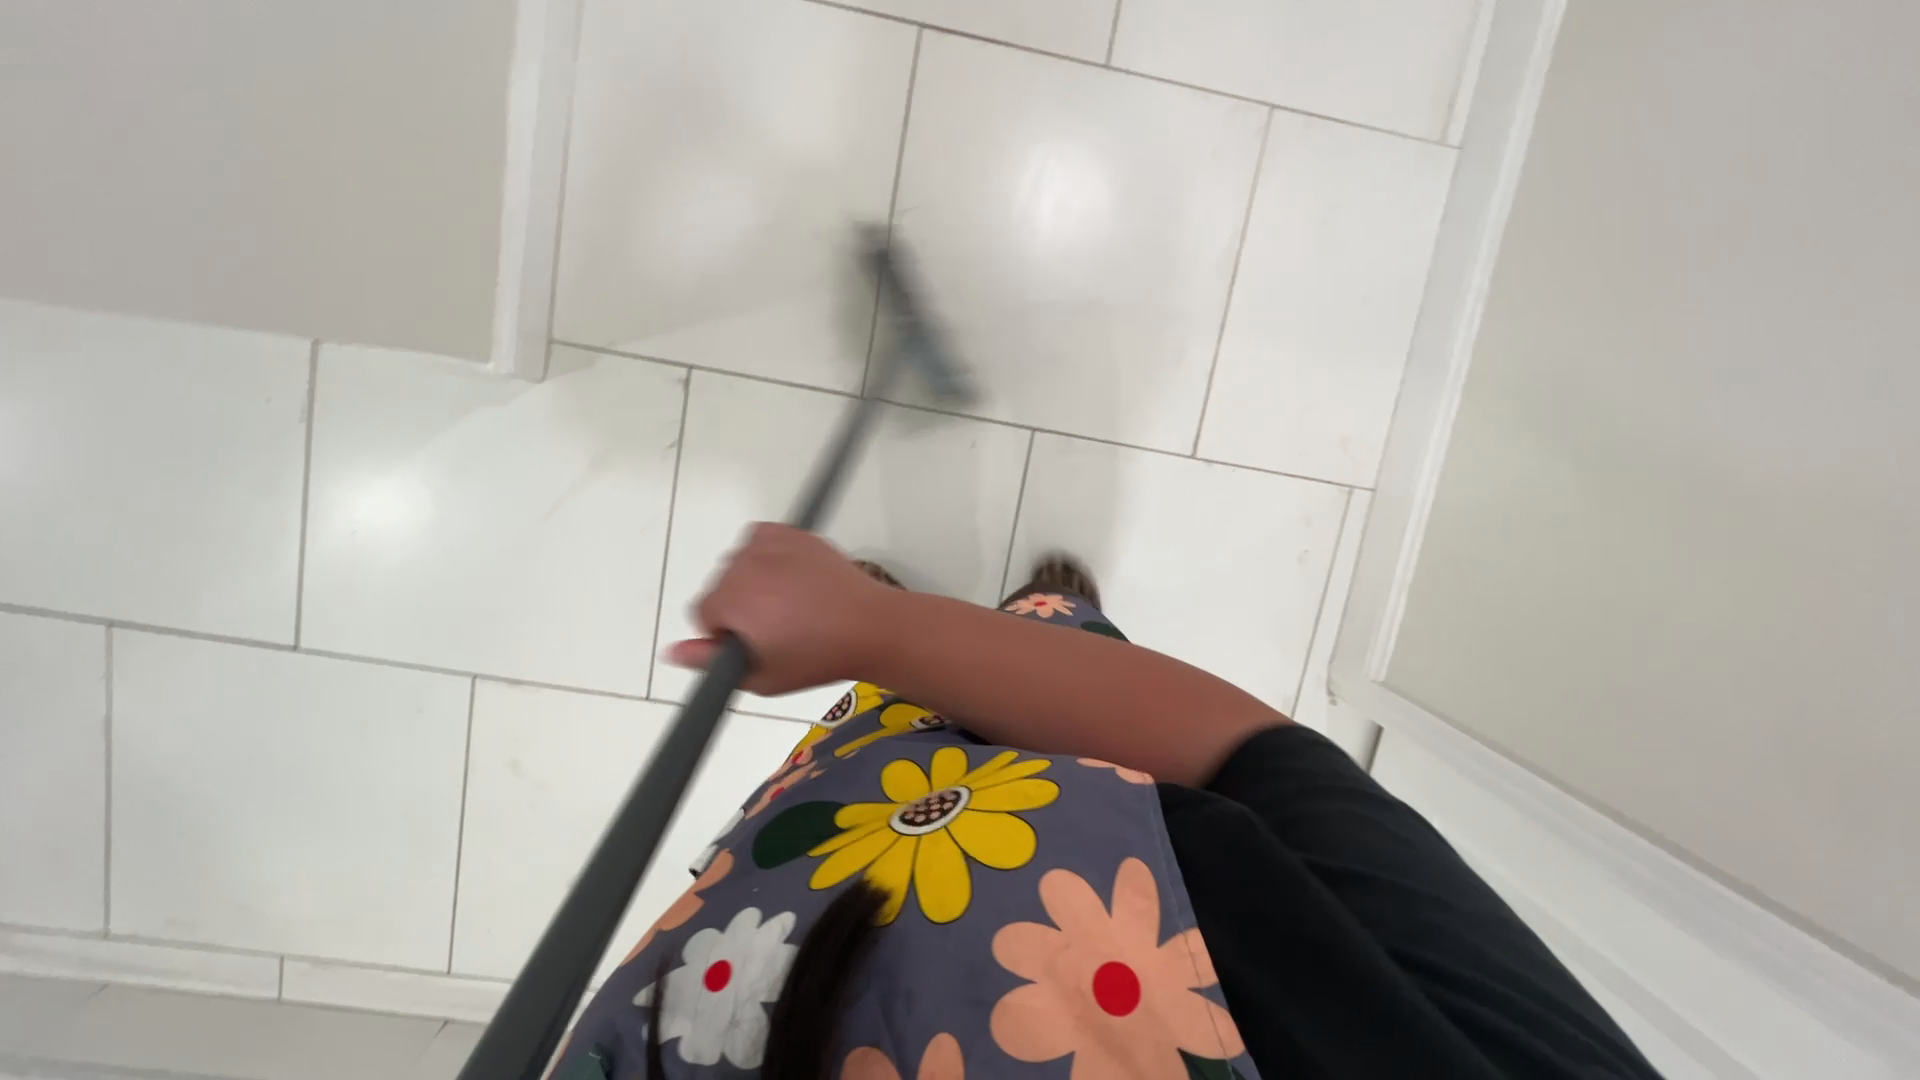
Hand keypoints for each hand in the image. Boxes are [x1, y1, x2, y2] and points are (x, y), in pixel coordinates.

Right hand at [663, 523, 891, 695]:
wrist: (869, 625)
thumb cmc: (819, 655)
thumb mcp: (762, 676)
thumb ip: (710, 663)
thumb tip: (672, 651)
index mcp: (733, 600)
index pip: (703, 613)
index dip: (727, 633)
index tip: (757, 642)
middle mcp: (746, 565)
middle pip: (720, 586)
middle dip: (740, 605)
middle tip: (780, 625)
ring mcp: (771, 545)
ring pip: (740, 563)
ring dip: (754, 580)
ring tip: (791, 604)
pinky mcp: (793, 533)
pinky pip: (760, 539)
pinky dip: (767, 555)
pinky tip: (790, 577)